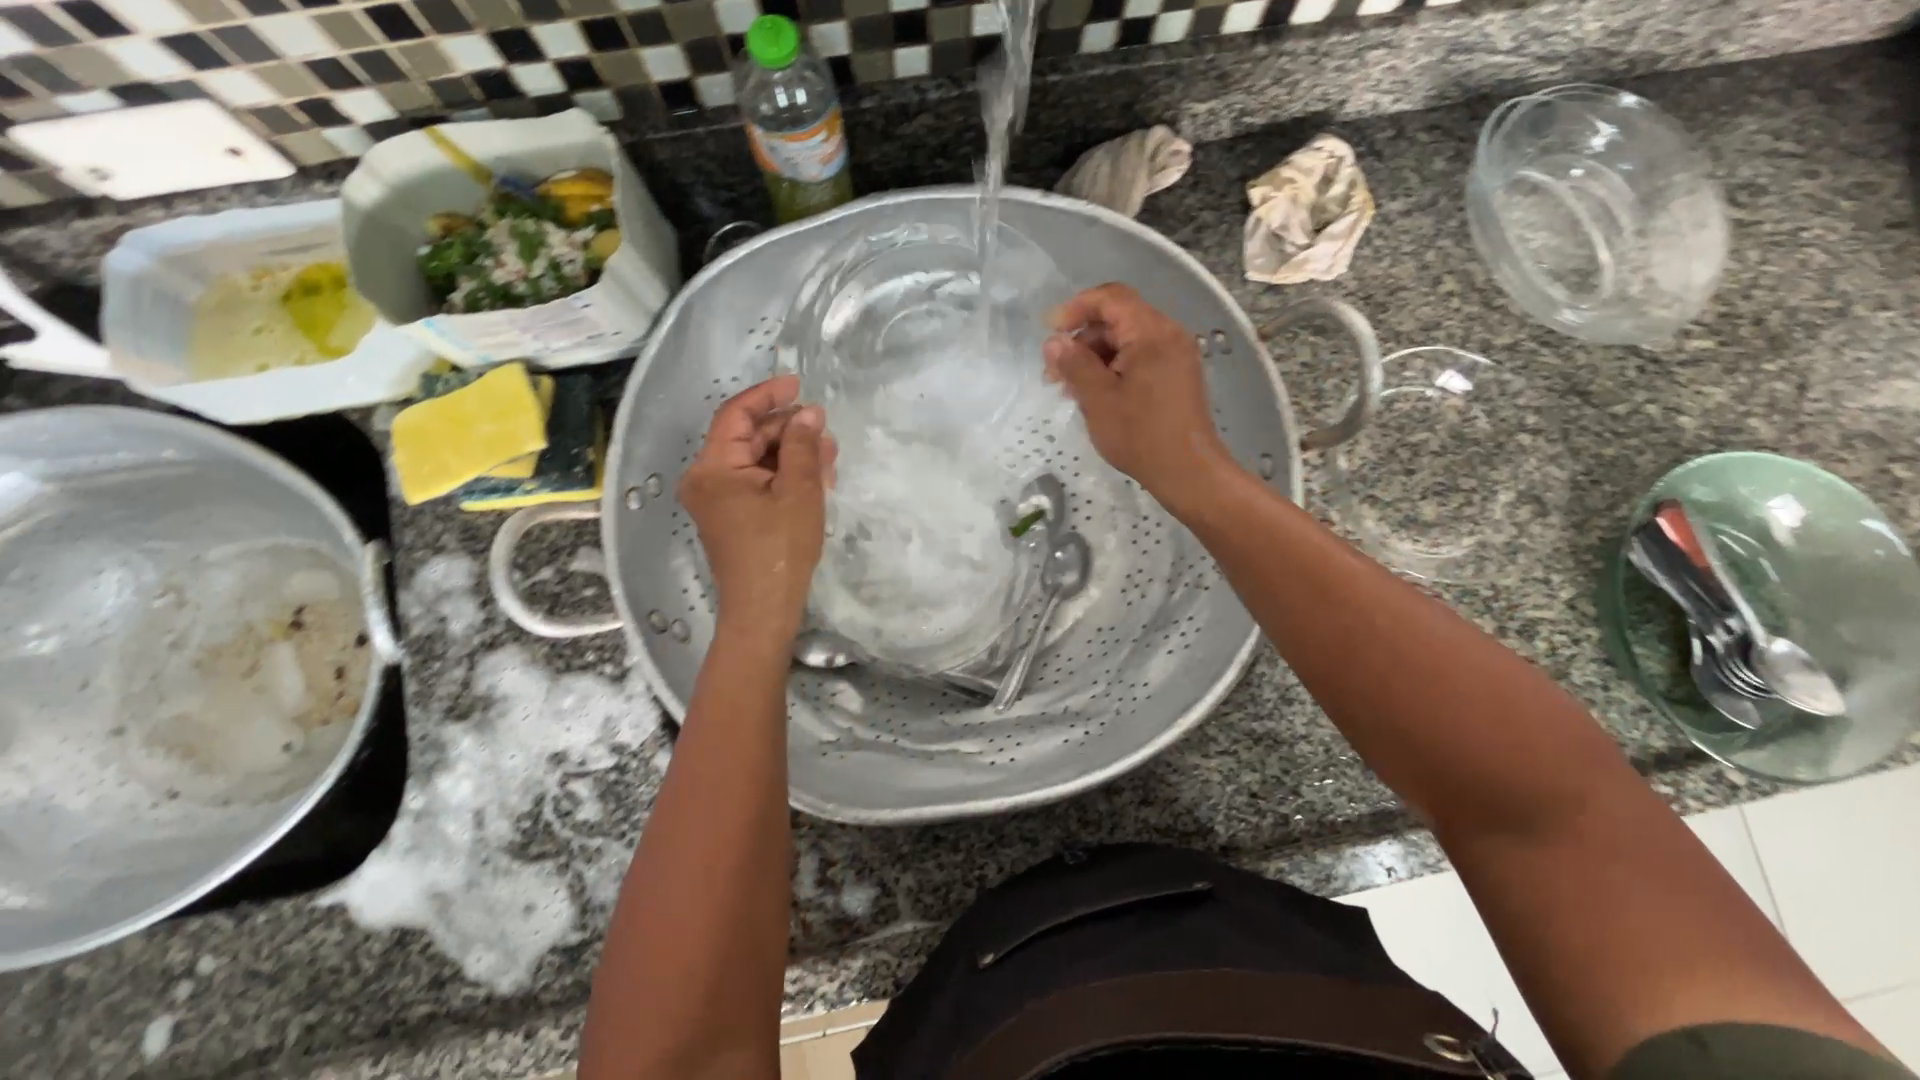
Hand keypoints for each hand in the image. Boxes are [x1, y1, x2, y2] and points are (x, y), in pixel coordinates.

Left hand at [678, 375, 835, 643]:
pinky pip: (757, 483)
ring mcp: (718, 501)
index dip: (768, 396)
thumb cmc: (779, 548)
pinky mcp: (732, 518)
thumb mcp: (799, 491)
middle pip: (747, 438)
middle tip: (824, 426)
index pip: (735, 415)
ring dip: (791, 453)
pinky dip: (784, 475)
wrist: (764, 609)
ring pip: (756, 461)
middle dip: (788, 429)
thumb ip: (803, 446)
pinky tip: (816, 474)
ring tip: (829, 451)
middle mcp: (707, 479)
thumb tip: (808, 414)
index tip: (798, 384)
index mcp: (713, 468)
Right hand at [1045, 283, 1235, 510]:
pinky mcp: (1177, 376)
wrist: (1189, 472)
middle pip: (1117, 320)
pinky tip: (1096, 396)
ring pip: (1127, 342)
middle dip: (1082, 341)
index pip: (1110, 298)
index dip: (1076, 308)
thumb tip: (1054, 342)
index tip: (1051, 333)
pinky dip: (1114, 370)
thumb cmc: (1141, 434)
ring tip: (1071, 390)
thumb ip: (1074, 364)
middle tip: (1054, 374)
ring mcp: (1176, 356)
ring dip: (1095, 359)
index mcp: (1152, 332)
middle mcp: (1169, 335)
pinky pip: (1140, 359)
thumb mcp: (1098, 399)